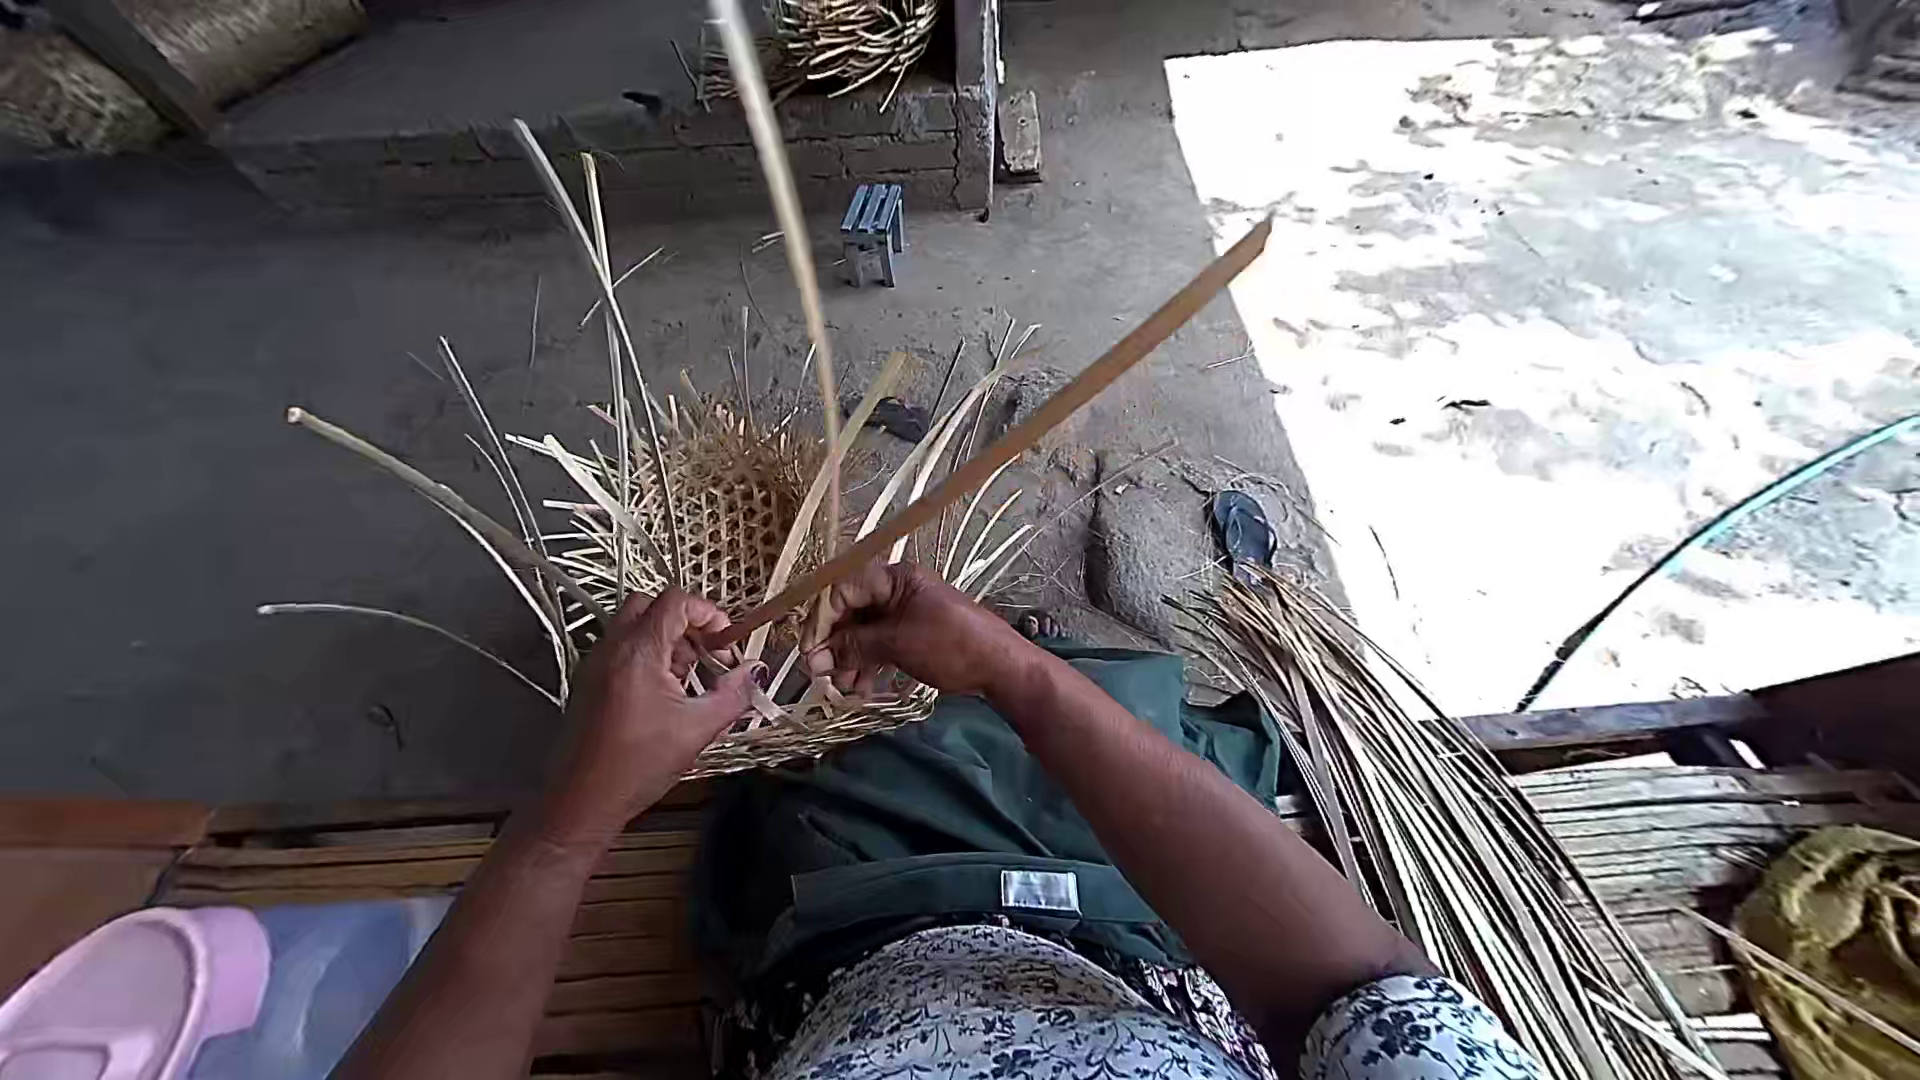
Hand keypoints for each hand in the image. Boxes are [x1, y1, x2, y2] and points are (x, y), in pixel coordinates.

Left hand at [540, 588, 761, 845]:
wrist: (578, 805)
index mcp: (637, 653)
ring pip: (638, 625)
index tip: (726, 641)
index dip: (709, 613)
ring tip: (694, 674)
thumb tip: (756, 672)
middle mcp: (611, 649)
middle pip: (653, 605)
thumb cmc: (635, 767)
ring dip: (672, 639)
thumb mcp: (698, 728)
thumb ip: (734, 693)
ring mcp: (596, 664)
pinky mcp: (591, 681)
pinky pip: (626, 648)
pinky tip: (671, 691)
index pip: (675, 601)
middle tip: (710, 650)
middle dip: (688, 621)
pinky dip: (653, 655)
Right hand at [802, 560, 1040, 698]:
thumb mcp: (898, 643)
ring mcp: (905, 612)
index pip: (842, 589)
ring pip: (864, 631)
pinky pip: (880, 644)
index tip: (811, 653)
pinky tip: (862, 687)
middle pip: (851, 611)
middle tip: (824, 676)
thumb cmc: (951, 645)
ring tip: (847, 688)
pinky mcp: (912, 633)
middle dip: (836, 644)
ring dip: (850, 659)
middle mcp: (897, 589)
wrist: (1000, 666)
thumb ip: (853, 647)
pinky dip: (868, 663)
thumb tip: (812, 659)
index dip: (823, 620)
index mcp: (895, 577)